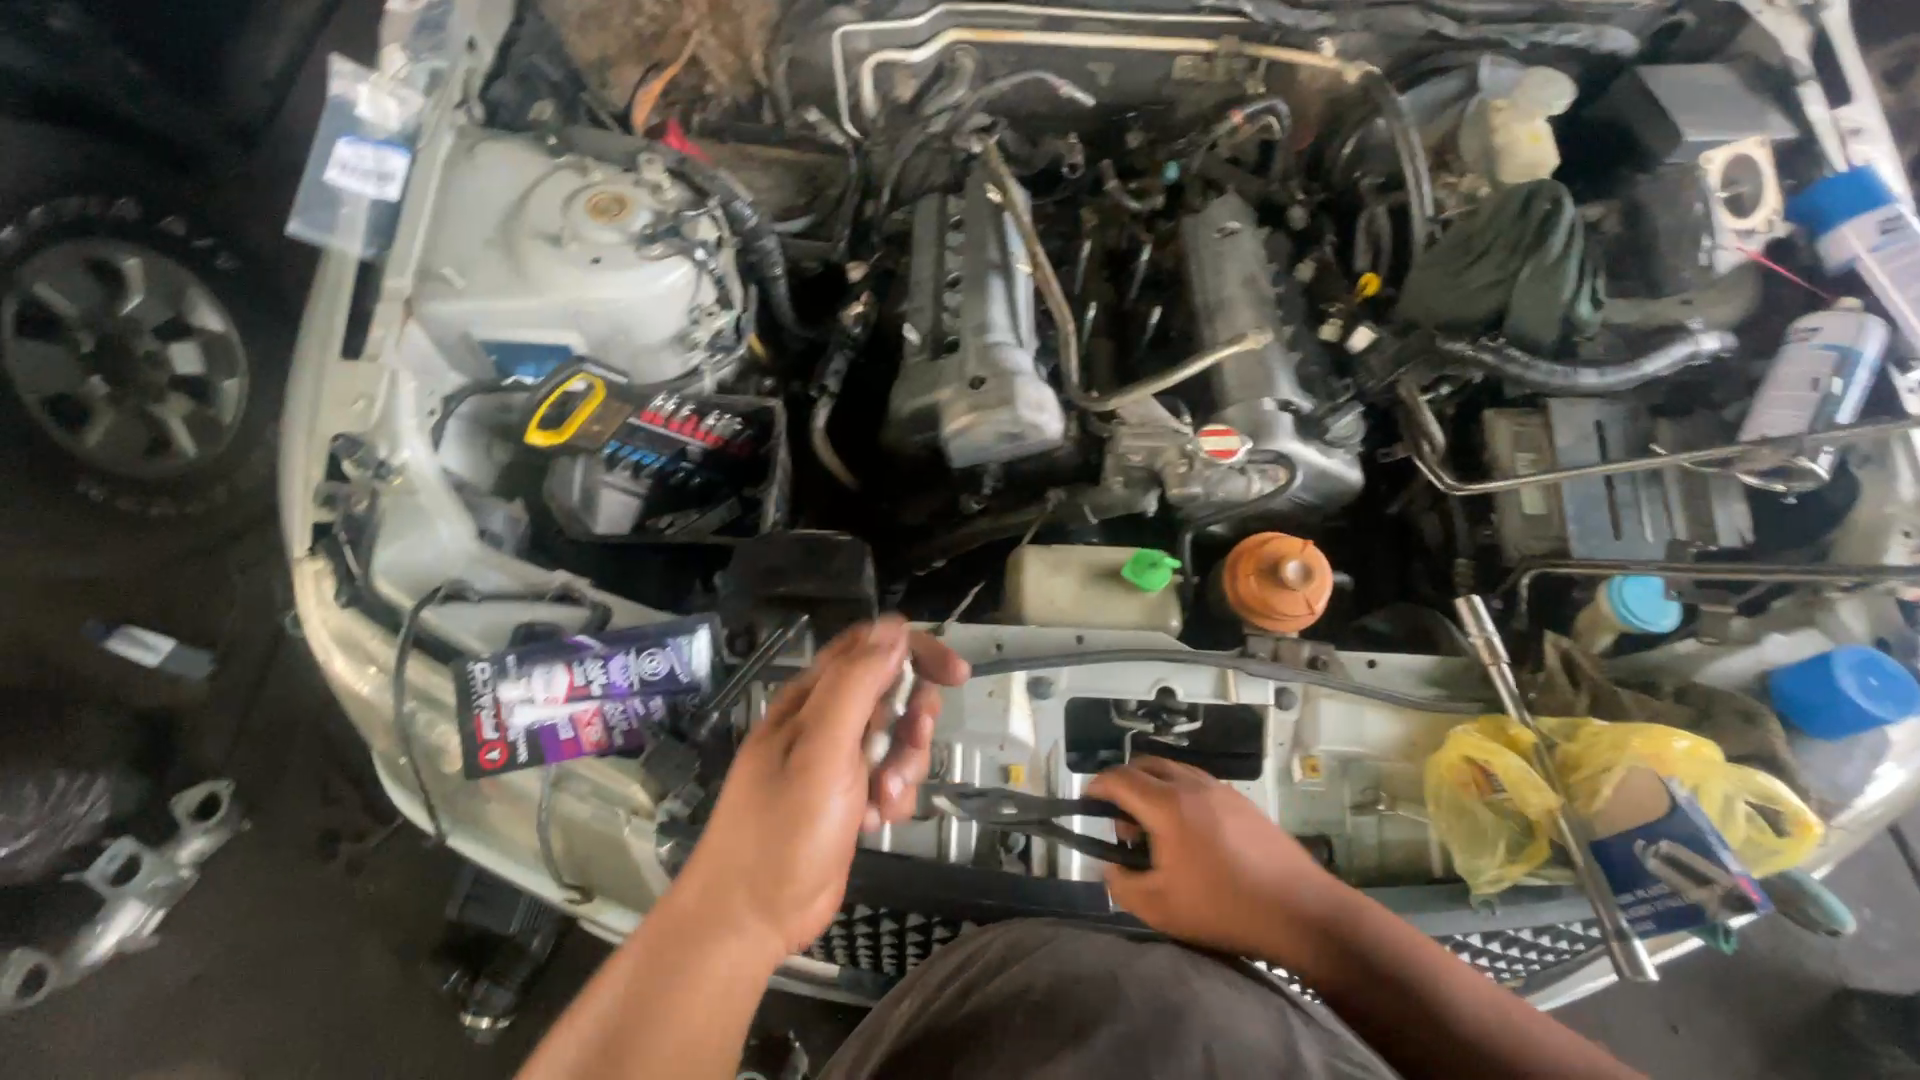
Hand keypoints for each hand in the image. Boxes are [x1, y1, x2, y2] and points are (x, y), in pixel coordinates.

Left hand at [665, 616, 969, 958]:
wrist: (750, 916)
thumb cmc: (781, 830)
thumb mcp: (821, 750)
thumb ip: (856, 685)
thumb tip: (893, 629)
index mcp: (809, 700)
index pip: (867, 647)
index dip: (913, 650)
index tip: (953, 674)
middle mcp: (823, 723)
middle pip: (890, 693)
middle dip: (913, 716)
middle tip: (915, 740)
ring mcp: (835, 764)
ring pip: (895, 740)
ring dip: (905, 764)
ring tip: (886, 796)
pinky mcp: (846, 801)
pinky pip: (889, 781)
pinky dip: (893, 797)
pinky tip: (876, 822)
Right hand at [1088, 757, 1350, 962]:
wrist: (1300, 911)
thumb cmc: (1222, 907)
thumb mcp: (1158, 907)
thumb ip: (1121, 883)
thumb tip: (1110, 866)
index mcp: (1167, 805)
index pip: (1119, 778)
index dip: (1096, 786)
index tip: (1085, 802)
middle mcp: (1192, 785)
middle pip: (1146, 764)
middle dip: (1124, 783)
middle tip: (1120, 821)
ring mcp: (1222, 790)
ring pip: (1174, 771)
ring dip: (1153, 788)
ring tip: (1155, 829)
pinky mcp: (1243, 802)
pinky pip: (1198, 784)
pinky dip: (1180, 794)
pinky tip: (1189, 833)